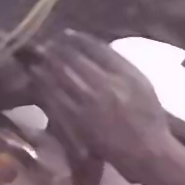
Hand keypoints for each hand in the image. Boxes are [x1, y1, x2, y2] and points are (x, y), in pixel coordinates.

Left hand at [25, 30, 179, 177]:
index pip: (98, 49)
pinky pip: (54, 95)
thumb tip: (95, 47)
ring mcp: (91, 102)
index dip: (78, 39)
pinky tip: (36, 77)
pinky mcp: (76, 117)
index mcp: (129, 76)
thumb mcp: (142, 86)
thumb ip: (121, 66)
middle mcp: (109, 86)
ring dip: (46, 64)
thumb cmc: (147, 117)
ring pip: (60, 76)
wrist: (146, 150)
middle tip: (44, 43)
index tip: (65, 33)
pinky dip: (43, 83)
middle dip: (56, 49)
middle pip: (75, 59)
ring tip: (38, 57)